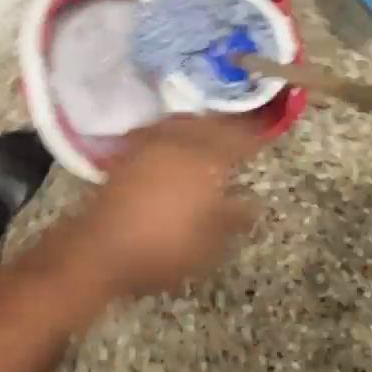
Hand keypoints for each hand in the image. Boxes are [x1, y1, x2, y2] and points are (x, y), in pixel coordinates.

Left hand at [70, 115, 263, 296]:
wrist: (104, 247)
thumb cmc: (164, 248)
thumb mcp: (209, 244)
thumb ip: (232, 219)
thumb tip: (250, 204)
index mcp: (203, 160)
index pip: (237, 138)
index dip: (254, 133)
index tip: (267, 130)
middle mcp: (176, 142)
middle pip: (207, 123)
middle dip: (226, 125)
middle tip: (242, 131)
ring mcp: (148, 143)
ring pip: (180, 122)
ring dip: (198, 124)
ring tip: (211, 133)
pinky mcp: (127, 152)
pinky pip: (156, 130)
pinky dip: (171, 131)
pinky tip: (173, 143)